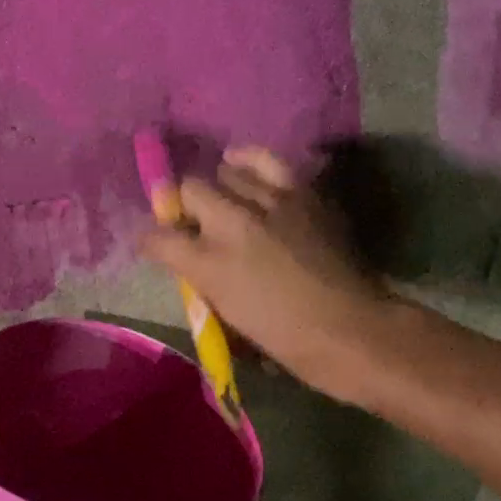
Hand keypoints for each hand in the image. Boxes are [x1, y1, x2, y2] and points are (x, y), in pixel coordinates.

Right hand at [142, 146, 392, 394]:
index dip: (150, 238)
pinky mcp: (300, 192)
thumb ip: (203, 279)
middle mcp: (232, 225)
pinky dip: (251, 162)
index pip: (159, 239)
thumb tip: (190, 258)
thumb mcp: (229, 315)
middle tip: (194, 221)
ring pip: (228, 171)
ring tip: (225, 196)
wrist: (350, 328)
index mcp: (211, 267)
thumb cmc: (286, 339)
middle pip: (191, 190)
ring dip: (221, 185)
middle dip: (185, 204)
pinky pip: (266, 161)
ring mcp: (269, 202)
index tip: (153, 241)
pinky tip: (245, 166)